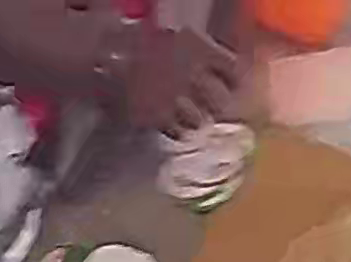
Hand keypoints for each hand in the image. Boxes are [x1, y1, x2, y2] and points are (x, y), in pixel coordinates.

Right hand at [122, 25, 241, 133]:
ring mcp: (178, 101)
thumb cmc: (148, 45)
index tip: (232, 90)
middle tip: (215, 113)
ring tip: (194, 124)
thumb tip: (218, 70)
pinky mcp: (161, 119)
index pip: (232, 71)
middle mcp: (194, 77)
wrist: (117, 59)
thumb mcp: (181, 39)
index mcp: (201, 51)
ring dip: (198, 124)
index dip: (234, 83)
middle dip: (218, 108)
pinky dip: (180, 133)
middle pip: (220, 102)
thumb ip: (202, 55)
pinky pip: (178, 133)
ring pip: (199, 121)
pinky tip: (177, 130)